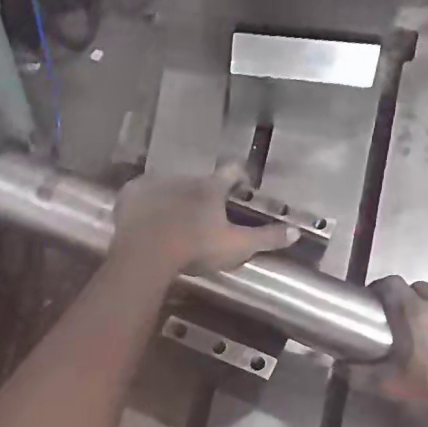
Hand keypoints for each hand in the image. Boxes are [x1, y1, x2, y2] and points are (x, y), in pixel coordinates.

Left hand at [109, 166, 297, 274]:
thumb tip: (297, 232)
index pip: (231, 172)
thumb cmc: (196, 248)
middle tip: (207, 216)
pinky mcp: (131, 196)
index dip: (240, 177)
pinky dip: (148, 204)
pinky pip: (142, 196)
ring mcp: (154, 184)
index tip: (243, 187)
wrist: (146, 254)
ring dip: (175, 199)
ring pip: (170, 187)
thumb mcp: (236, 246)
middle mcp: (183, 177)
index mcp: (210, 188)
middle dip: (204, 195)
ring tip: (176, 221)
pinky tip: (148, 220)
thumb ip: (266, 238)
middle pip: (199, 182)